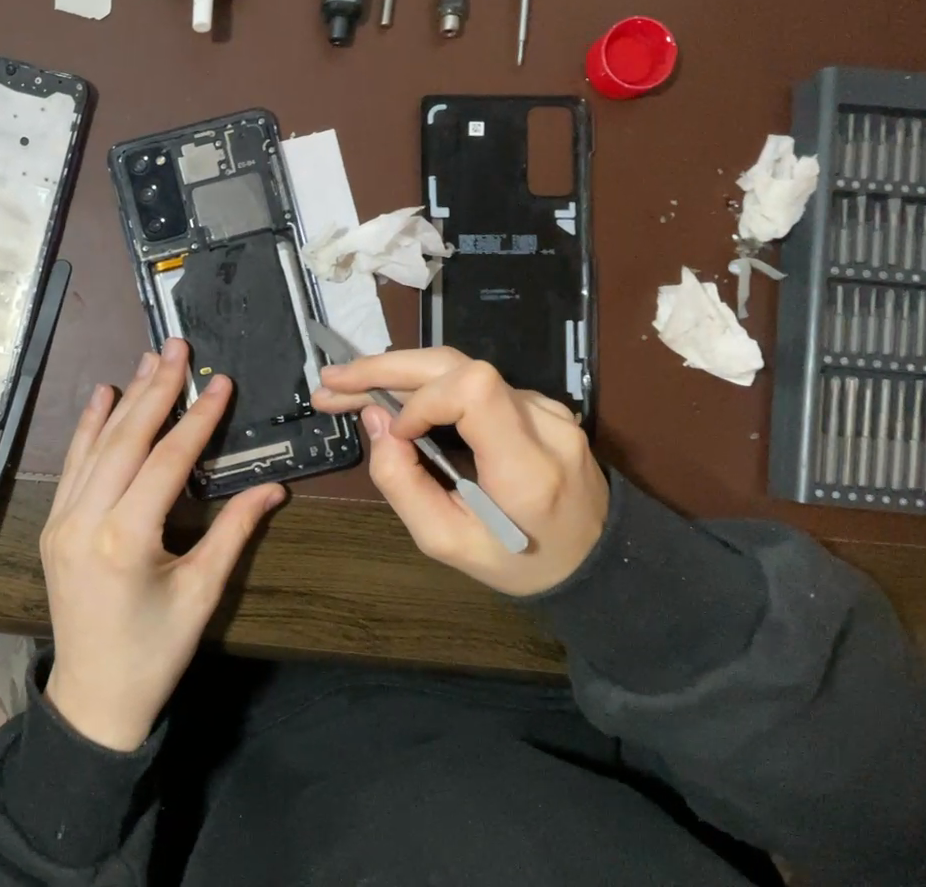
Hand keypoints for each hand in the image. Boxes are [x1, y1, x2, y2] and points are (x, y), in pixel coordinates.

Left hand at [39, 337, 285, 751]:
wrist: (95, 696)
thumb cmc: (156, 651)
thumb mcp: (202, 594)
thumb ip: (234, 532)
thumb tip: (273, 488)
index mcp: (126, 538)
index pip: (167, 461)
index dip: (197, 418)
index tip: (220, 381)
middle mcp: (85, 519)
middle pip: (125, 440)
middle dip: (155, 390)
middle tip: (176, 348)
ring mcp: (61, 521)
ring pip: (94, 446)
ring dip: (123, 401)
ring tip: (147, 361)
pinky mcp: (53, 526)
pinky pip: (72, 466)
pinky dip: (87, 429)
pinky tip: (101, 397)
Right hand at [313, 348, 608, 596]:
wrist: (595, 559)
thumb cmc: (518, 560)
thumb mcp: (446, 541)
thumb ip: (404, 482)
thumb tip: (375, 419)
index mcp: (525, 465)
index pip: (472, 389)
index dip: (421, 400)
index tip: (396, 433)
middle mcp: (541, 422)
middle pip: (456, 364)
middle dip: (386, 368)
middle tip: (331, 383)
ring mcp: (545, 407)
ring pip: (459, 367)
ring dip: (397, 372)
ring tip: (347, 389)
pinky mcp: (538, 403)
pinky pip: (472, 382)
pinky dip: (424, 385)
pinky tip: (390, 398)